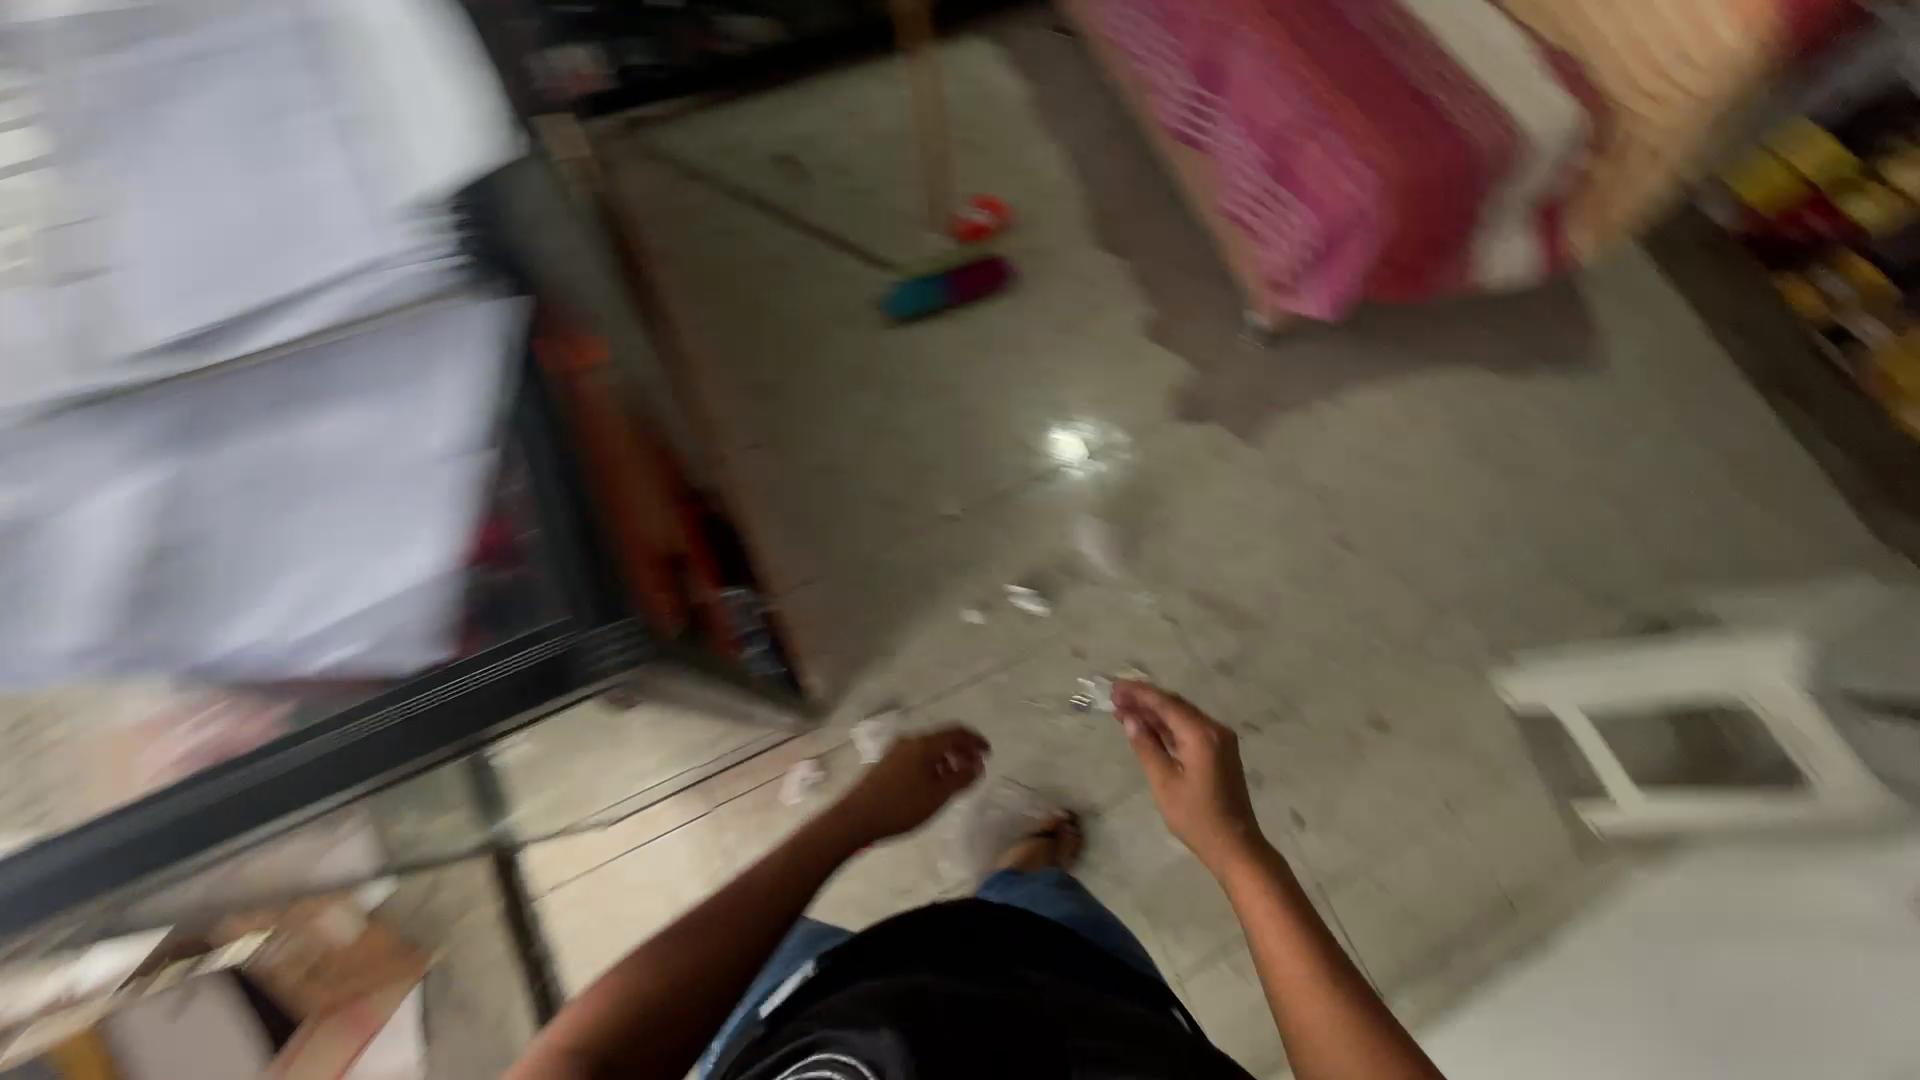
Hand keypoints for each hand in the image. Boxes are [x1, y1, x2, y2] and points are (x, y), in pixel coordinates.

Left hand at [822, 725, 989, 847]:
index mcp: (924, 744)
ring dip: (947, 759)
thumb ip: (962, 778)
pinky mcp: (886, 763)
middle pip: (942, 739)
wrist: (855, 817)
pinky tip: (932, 784)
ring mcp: (895, 751)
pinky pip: (917, 756)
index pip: (956, 732)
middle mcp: (910, 741)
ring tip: (956, 779)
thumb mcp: (939, 795)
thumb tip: (978, 765)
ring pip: (929, 748)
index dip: (975, 741)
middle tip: (975, 768)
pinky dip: (932, 764)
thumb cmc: (901, 806)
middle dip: (962, 750)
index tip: (988, 753)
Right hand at [1113, 681, 1265, 873]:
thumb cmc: (1196, 817)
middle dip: (1144, 699)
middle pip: (1175, 705)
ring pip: (1182, 716)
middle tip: (1115, 696)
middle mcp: (1214, 729)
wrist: (1235, 845)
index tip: (1114, 688)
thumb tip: (1130, 719)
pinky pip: (1189, 729)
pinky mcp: (1219, 751)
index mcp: (1202, 735)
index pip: (1166, 703)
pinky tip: (1147, 726)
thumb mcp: (1164, 782)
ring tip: (1124, 708)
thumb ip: (1146, 746)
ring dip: (1154, 712)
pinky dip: (1167, 726)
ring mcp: (1220, 740)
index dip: (1138, 693)